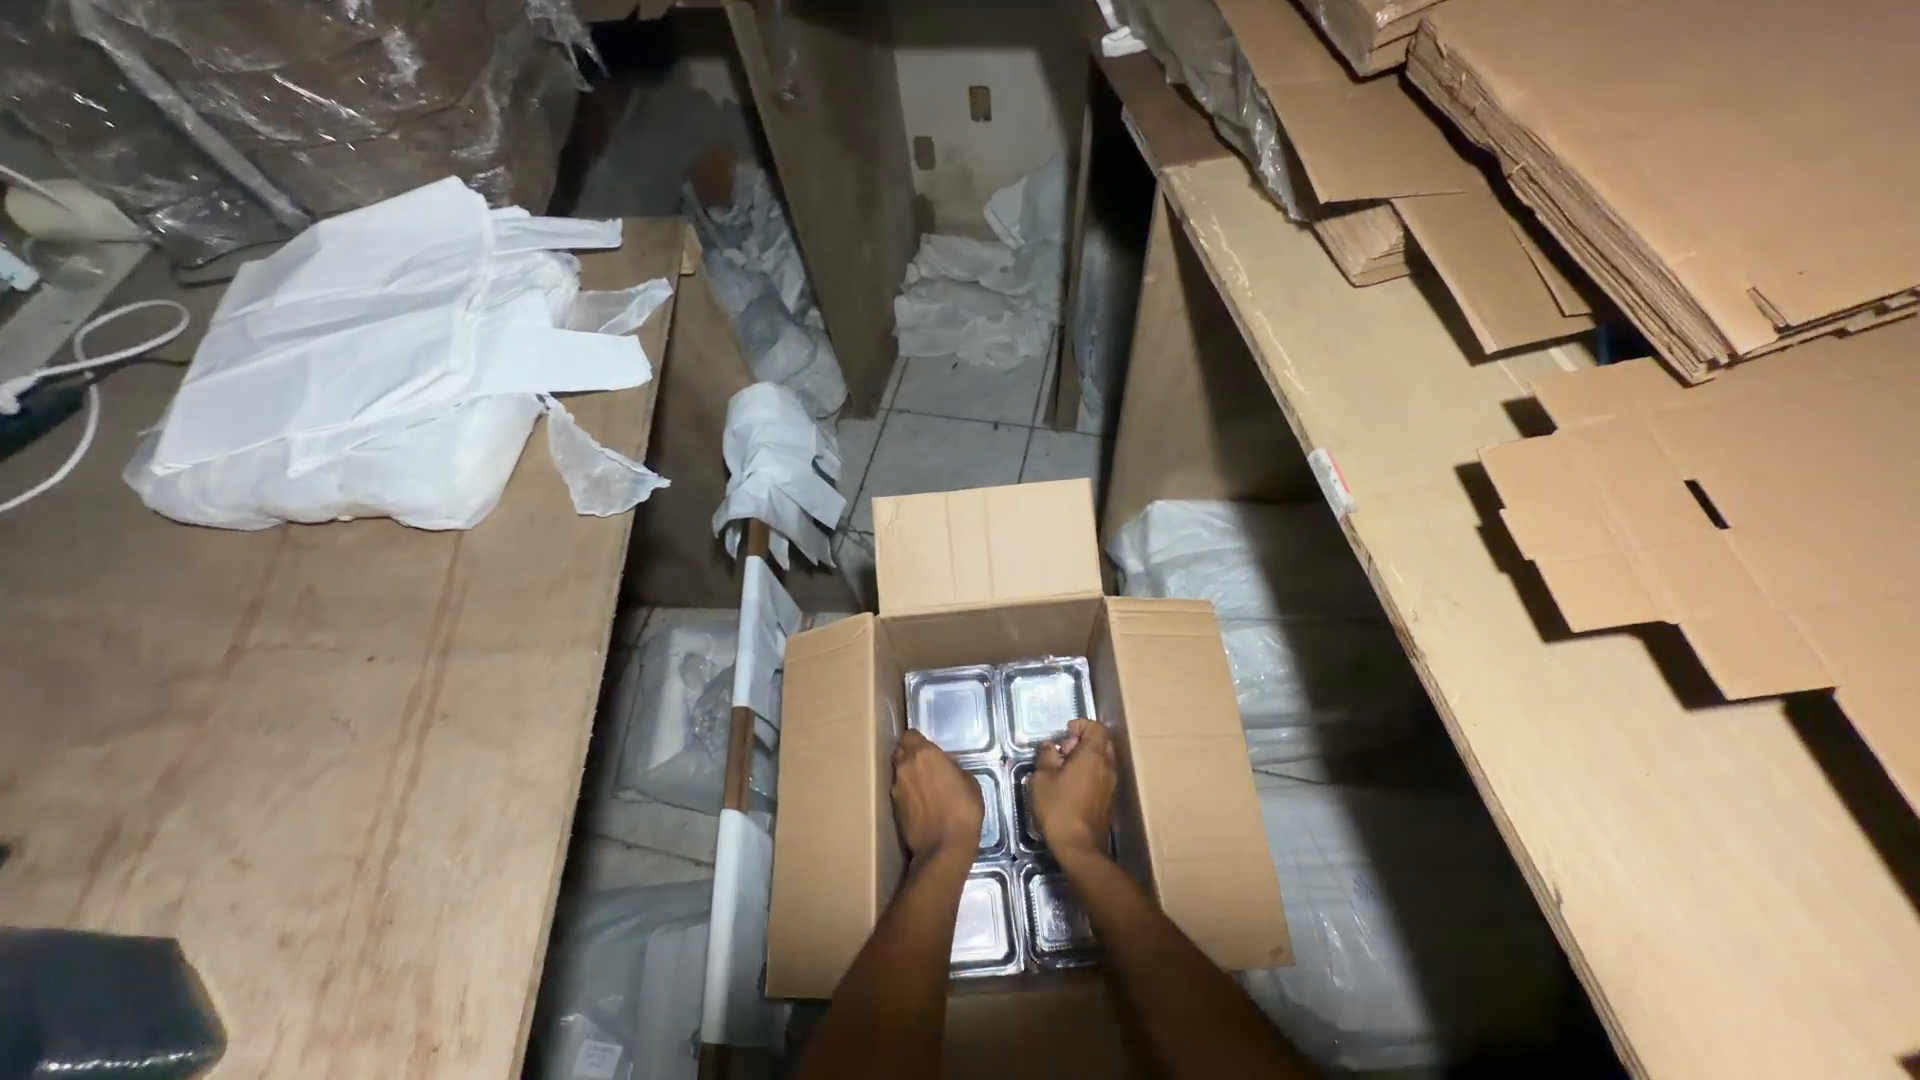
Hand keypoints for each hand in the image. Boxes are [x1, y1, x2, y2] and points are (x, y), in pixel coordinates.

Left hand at [891, 731, 983, 859]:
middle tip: (926, 765)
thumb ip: (952, 767)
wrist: (944, 847)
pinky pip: (899, 791)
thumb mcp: (969, 781)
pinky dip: (907, 793)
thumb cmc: (963, 810)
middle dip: (910, 754)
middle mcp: (905, 766)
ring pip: (898, 771)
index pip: (911, 734)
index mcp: (924, 754)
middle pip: (901, 750)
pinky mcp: (893, 807)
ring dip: (908, 774)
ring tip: (924, 787)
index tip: (929, 749)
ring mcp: (896, 787)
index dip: (919, 740)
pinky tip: (921, 804)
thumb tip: (945, 767)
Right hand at [1032, 718, 1115, 859]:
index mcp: (1093, 755)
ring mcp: (1111, 784)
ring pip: (1103, 759)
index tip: (1065, 732)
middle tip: (1063, 751)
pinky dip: (1089, 772)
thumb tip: (1051, 746)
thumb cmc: (1058, 807)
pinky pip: (1101, 775)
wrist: (1078, 846)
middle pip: (1102, 742)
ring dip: (1085, 758)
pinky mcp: (1109, 799)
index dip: (1082, 724)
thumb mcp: (1042, 778)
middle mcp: (1108, 766)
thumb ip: (1046, 756)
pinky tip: (1070, 786)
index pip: (1097, 727)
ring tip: (1063, 769)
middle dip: (1083, 740)